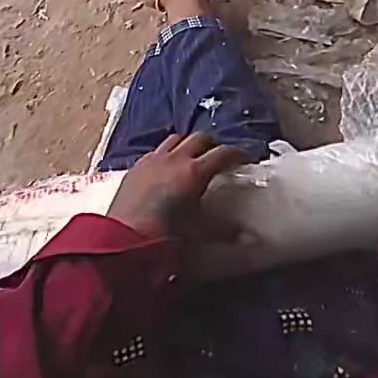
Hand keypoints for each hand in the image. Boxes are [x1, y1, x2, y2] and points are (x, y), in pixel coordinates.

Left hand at [105, 133, 245, 241]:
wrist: (124, 236)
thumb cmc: (165, 234)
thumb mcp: (198, 231)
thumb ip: (225, 231)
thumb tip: (252, 239)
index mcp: (194, 171)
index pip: (223, 154)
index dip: (238, 153)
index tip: (247, 157)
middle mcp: (174, 158)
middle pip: (199, 139)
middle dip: (212, 144)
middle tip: (219, 156)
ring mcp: (153, 159)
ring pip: (175, 139)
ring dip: (188, 144)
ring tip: (193, 156)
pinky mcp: (136, 166)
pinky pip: (156, 151)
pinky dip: (167, 153)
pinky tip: (167, 167)